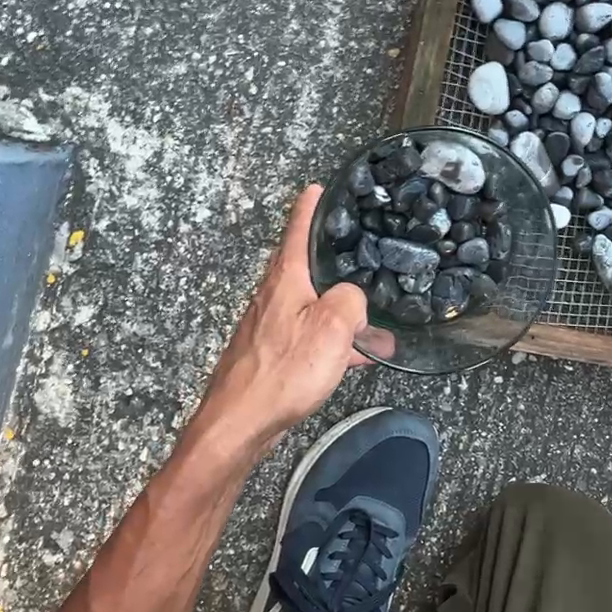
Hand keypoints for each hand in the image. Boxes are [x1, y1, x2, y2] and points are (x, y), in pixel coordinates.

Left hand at [196, 185, 369, 450]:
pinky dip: (333, 338)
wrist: (238, 423)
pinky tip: (354, 357)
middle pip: (305, 265)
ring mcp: (270, 324)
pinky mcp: (271, 352)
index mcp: (286, 279)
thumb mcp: (332, 328)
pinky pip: (309, 333)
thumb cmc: (281, 372)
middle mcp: (273, 295)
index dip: (310, 206)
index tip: (317, 187)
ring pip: (312, 303)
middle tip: (358, 250)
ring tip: (374, 320)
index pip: (297, 229)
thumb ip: (351, 301)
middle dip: (332, 258)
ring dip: (341, 308)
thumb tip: (354, 298)